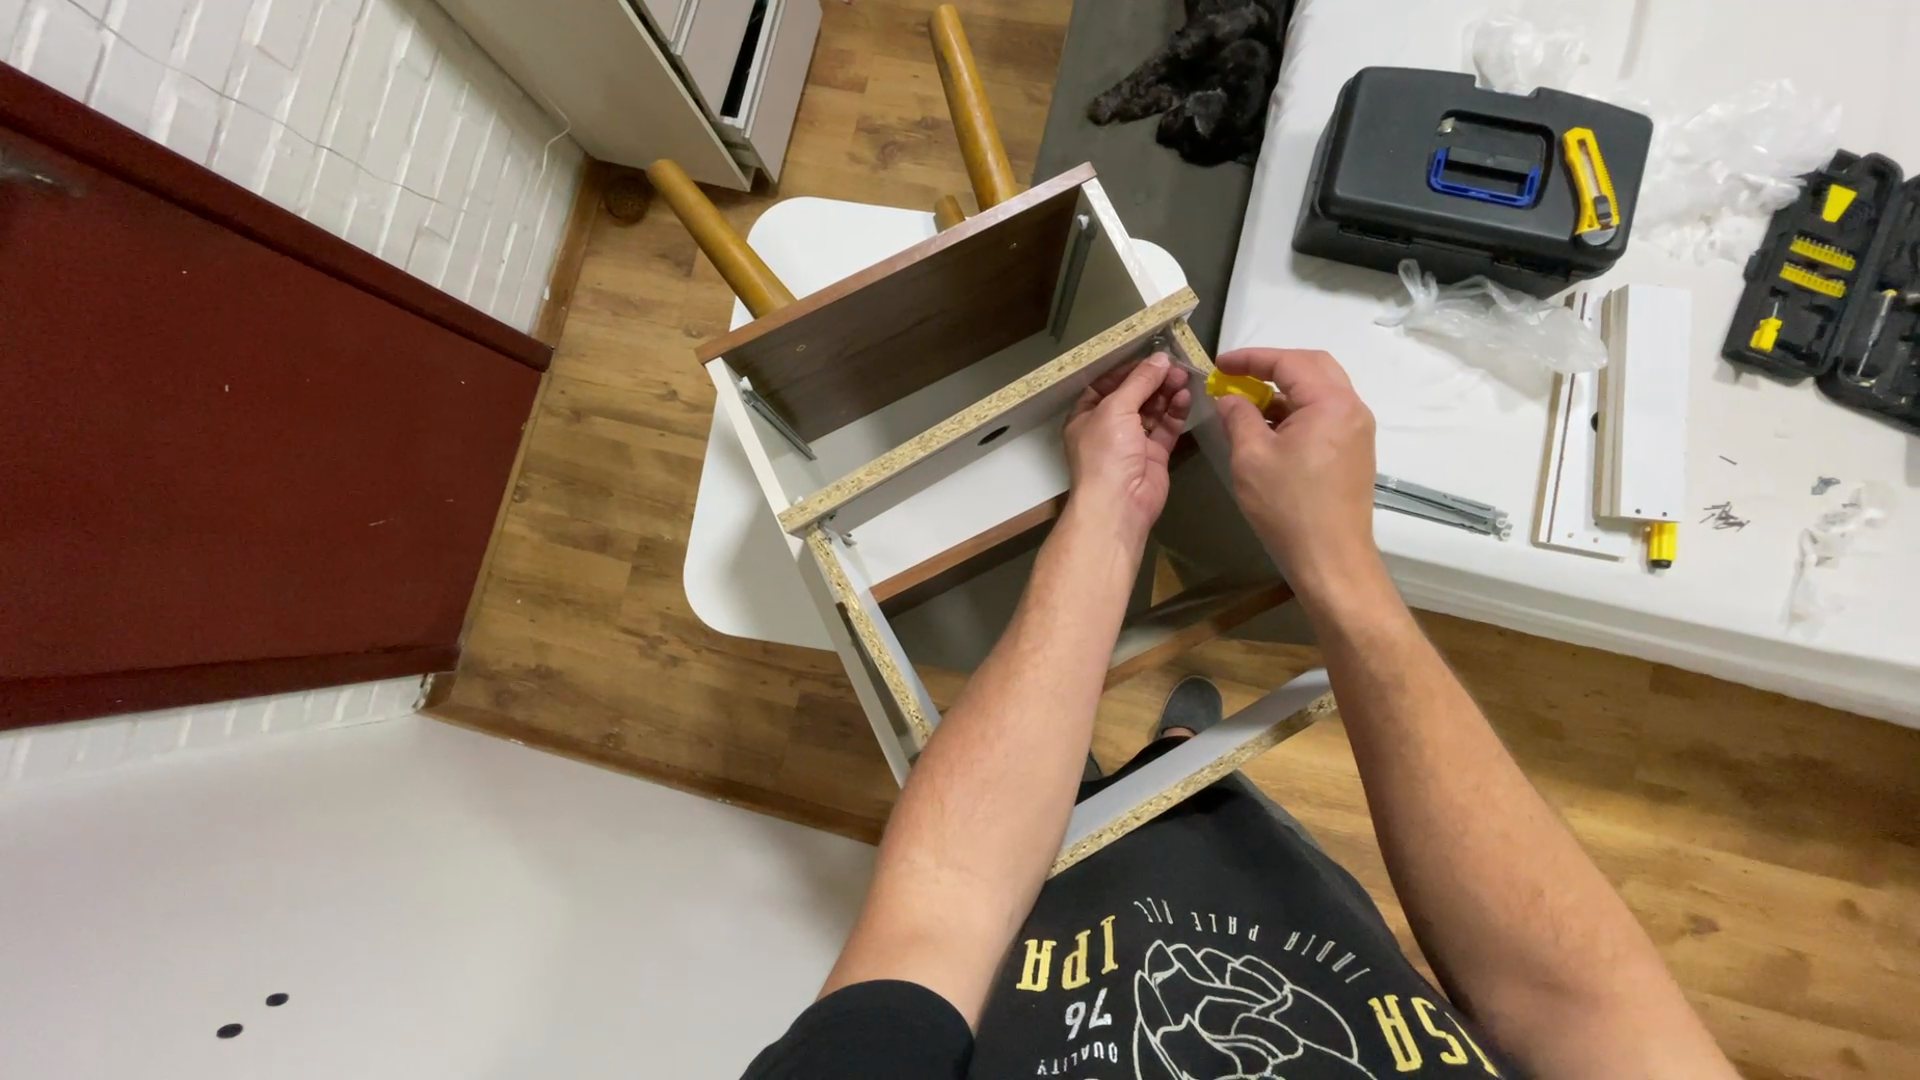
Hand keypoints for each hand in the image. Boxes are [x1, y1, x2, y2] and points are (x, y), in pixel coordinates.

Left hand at [1062, 353, 1191, 549]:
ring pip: (1152, 411)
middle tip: (1175, 364)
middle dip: (1152, 380)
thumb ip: (1138, 382)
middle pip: (1132, 396)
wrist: (1118, 504)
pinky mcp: (1153, 455)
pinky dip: (1175, 412)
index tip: (1150, 355)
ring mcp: (1131, 443)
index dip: (1127, 369)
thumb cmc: (1105, 453)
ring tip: (1184, 375)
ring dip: (1166, 393)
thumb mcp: (1115, 409)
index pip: (1105, 385)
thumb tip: (1158, 359)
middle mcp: (1107, 428)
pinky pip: (1166, 428)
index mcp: (1086, 416)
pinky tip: (1185, 396)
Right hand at [1213, 348, 1379, 598]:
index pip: (1289, 362)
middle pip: (1313, 367)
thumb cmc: (1287, 506)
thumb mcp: (1251, 456)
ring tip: (1248, 403)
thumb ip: (1239, 417)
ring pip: (1321, 390)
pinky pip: (1325, 414)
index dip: (1251, 359)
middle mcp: (1352, 408)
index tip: (1219, 365)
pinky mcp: (1354, 450)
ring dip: (1284, 389)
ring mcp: (1357, 430)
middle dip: (1272, 366)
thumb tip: (1230, 398)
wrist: (1330, 556)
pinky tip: (1270, 428)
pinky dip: (1296, 410)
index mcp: (1330, 403)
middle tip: (1237, 375)